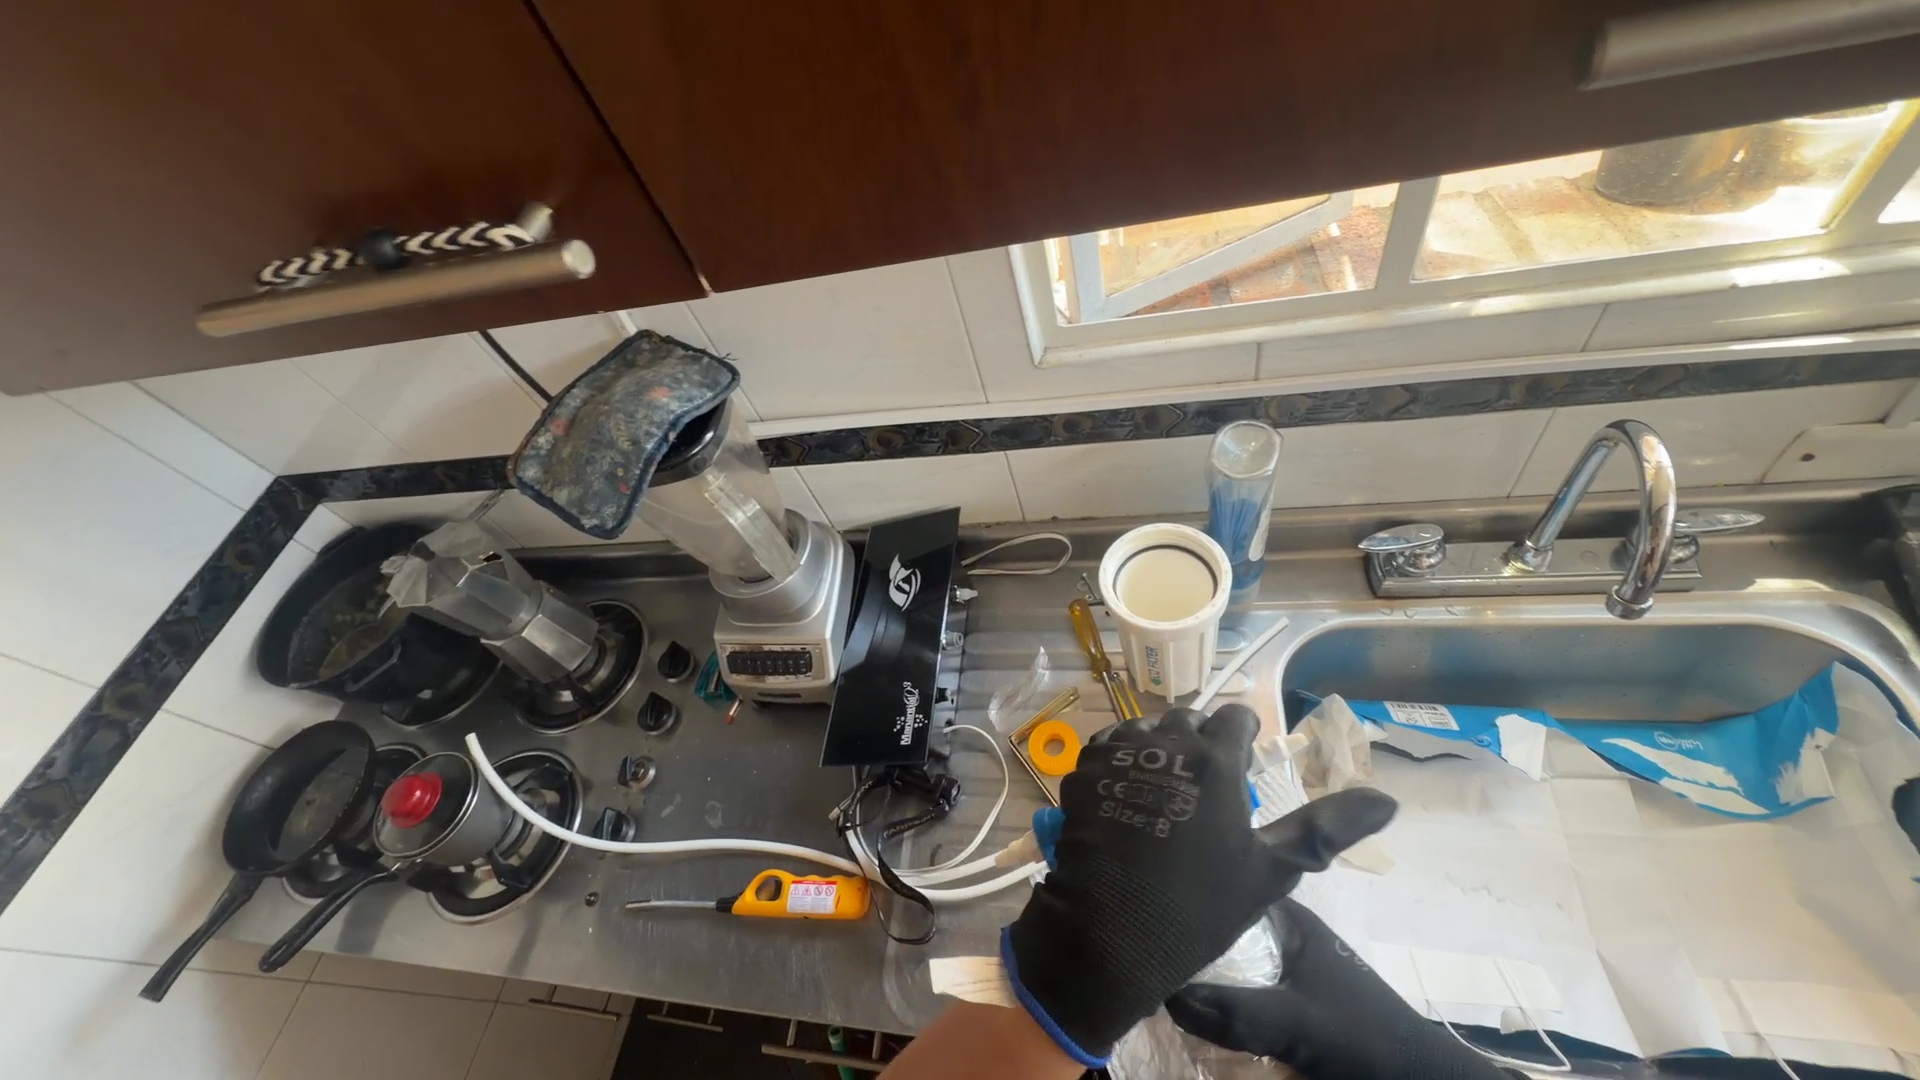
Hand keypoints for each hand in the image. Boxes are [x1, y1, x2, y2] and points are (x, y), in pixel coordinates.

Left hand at [1002, 705, 1396, 1066]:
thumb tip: (1389, 801)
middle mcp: (1167, 741)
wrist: (1110, 931)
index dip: (1242, 733)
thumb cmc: (1199, 905)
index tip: (1244, 753)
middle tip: (1201, 778)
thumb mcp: (1271, 870)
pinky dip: (1119, 759)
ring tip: (1162, 784)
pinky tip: (1126, 791)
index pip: (1235, 716)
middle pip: (1187, 719)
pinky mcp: (1084, 767)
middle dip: (1198, 739)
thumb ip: (1326, 828)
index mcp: (1216, 759)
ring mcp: (1119, 752)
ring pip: (1144, 728)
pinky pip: (1107, 746)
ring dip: (1156, 746)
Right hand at [1168, 897, 1516, 1079]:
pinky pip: (1232, 993)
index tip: (1147, 916)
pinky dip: (1210, 1001)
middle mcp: (1278, 936)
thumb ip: (1234, 1010)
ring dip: (1195, 975)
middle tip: (1140, 953)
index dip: (1186, 902)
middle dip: (1183, 942)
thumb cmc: (1364, 1041)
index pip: (1222, 894)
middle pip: (1216, 930)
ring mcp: (1279, 971)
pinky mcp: (1279, 1003)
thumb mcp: (1297, 1023)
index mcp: (1285, 919)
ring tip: (1150, 978)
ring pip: (1222, 963)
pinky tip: (1182, 1012)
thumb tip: (1166, 995)